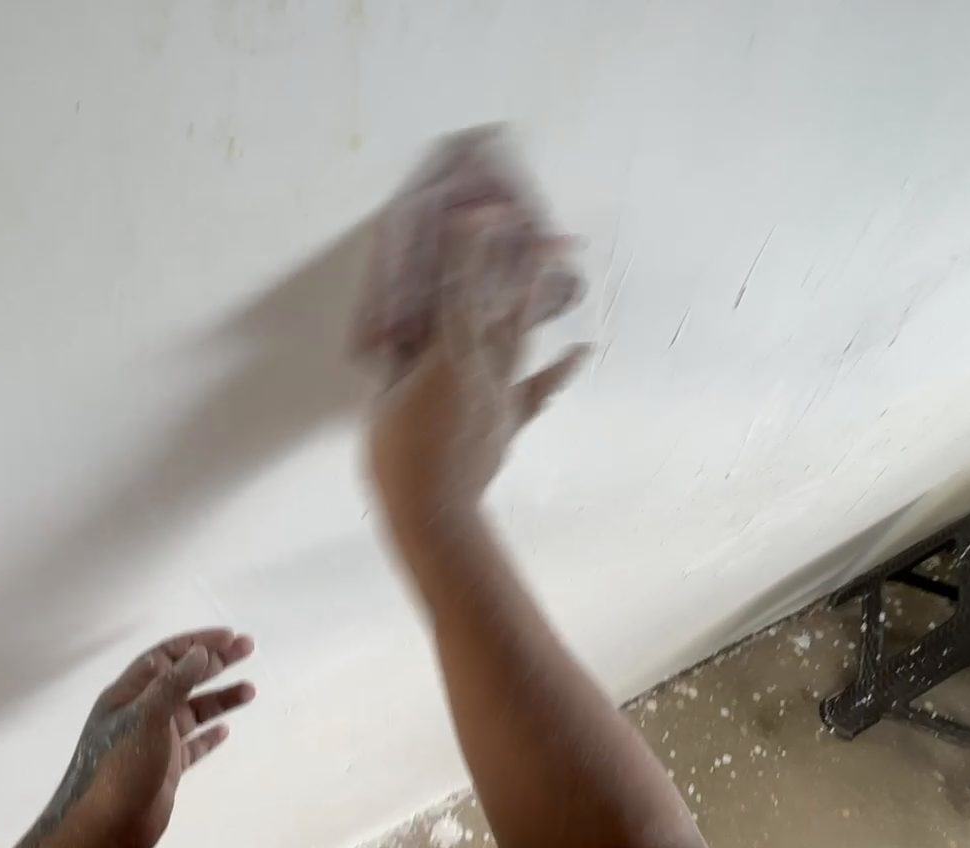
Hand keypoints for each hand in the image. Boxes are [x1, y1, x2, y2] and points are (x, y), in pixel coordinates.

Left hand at [30, 629, 254, 847]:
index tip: (230, 638)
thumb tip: (201, 652)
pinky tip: (227, 731)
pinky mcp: (165, 768)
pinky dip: (209, 735)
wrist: (104, 831)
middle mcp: (142, 712)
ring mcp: (155, 741)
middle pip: (184, 678)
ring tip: (250, 690)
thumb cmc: (119, 768)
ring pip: (193, 710)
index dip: (198, 642)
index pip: (167, 656)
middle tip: (248, 650)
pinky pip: (193, 745)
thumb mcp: (145, 718)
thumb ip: (174, 684)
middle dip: (215, 663)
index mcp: (129, 694)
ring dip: (220, 698)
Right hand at [366, 209, 589, 540]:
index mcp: (445, 359)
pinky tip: (584, 350)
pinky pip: (540, 390)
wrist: (435, 512)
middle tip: (549, 229)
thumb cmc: (398, 459)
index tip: (482, 213)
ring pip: (523, 336)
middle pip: (502, 306)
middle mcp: (482, 368)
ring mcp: (501, 393)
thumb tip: (404, 334)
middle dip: (521, 263)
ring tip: (565, 262)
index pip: (456, 293)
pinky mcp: (510, 419)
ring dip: (542, 297)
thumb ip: (398, 364)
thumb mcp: (384, 404)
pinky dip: (563, 369)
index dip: (468, 251)